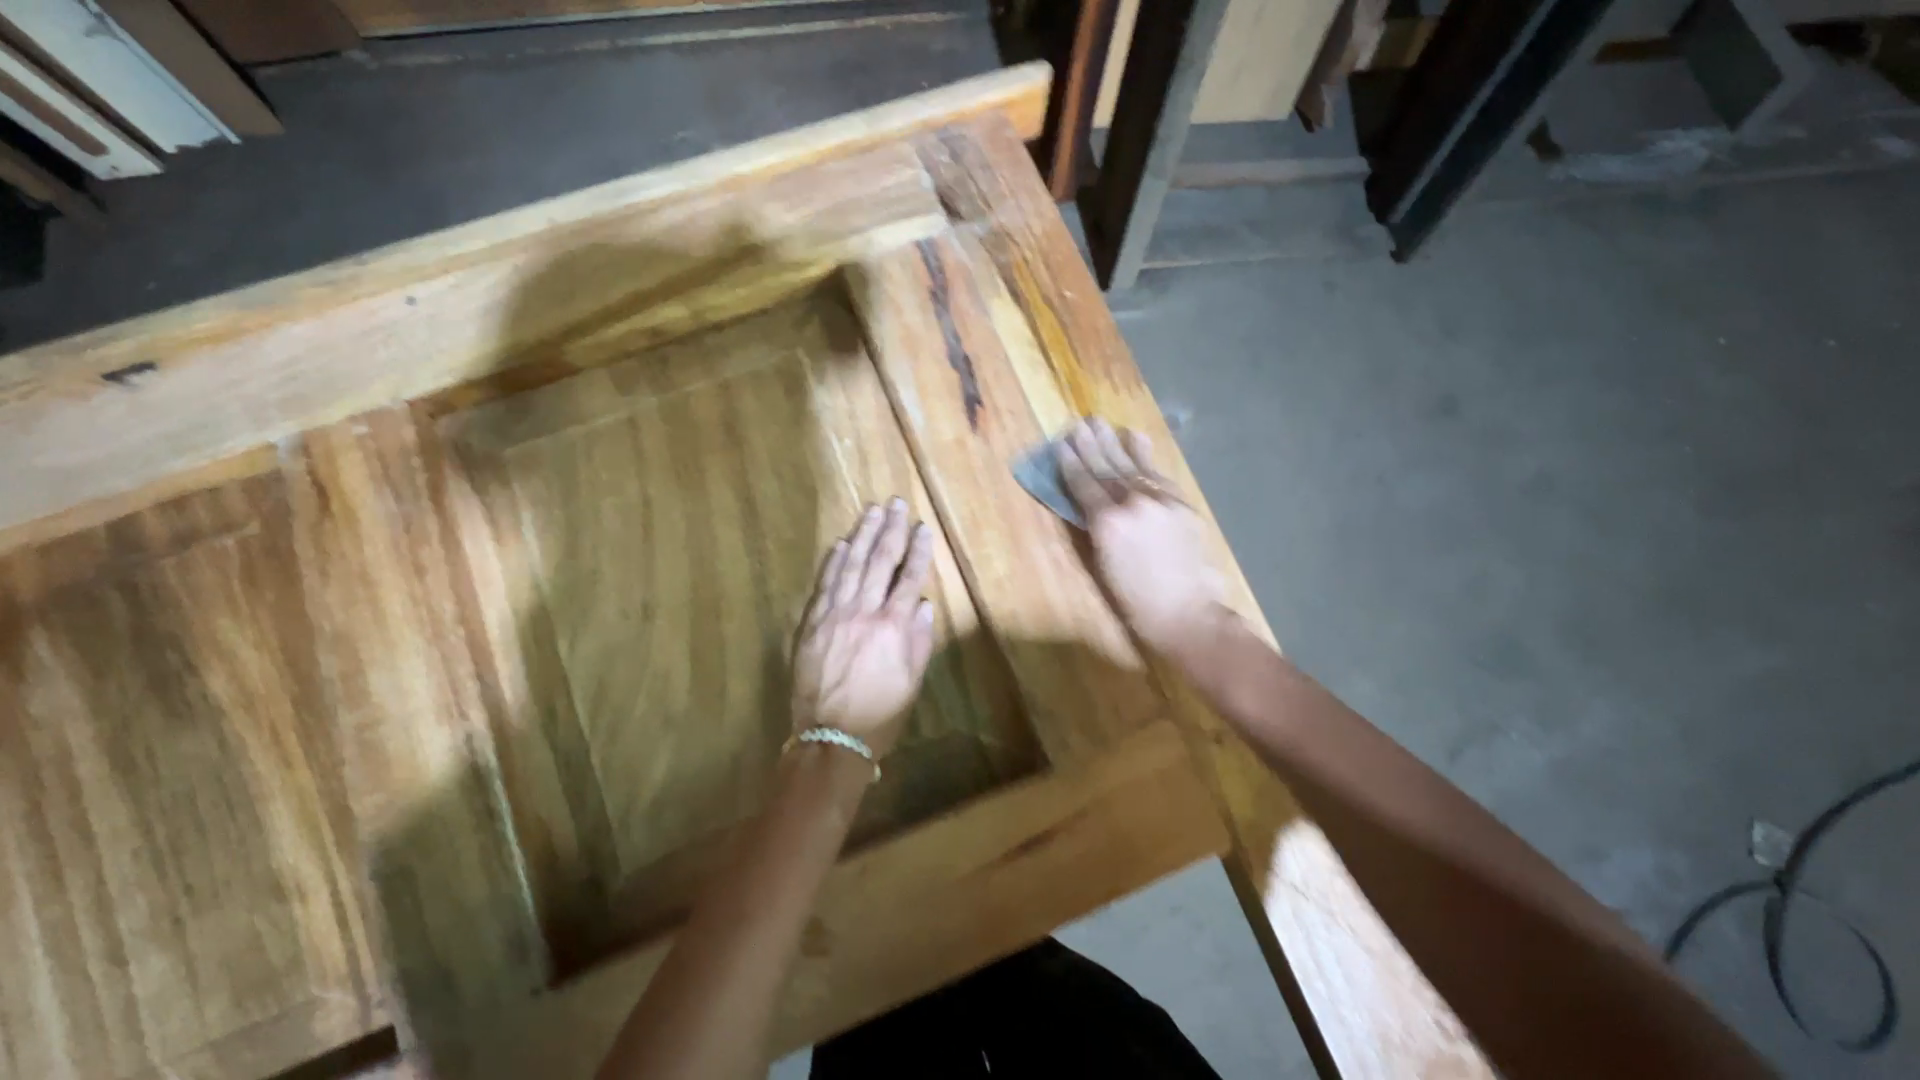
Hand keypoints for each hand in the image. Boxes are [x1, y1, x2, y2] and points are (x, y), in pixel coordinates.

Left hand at [791, 499, 936, 757]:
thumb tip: (924, 603)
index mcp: (894, 627)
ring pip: (850, 566)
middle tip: (897, 503)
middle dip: (890, 531)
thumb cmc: (880, 715)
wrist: (831, 737)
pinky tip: (840, 544)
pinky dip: (832, 562)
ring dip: (861, 536)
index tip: (922, 528)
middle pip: (879, 562)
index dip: (917, 551)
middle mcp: (865, 612)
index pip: (909, 578)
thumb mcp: (911, 682)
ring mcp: (834, 615)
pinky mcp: (811, 624)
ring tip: (872, 512)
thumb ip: (919, 641)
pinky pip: (824, 585)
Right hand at [1057, 418, 1226, 658]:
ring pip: (1133, 465)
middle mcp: (1133, 502)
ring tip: (1101, 423)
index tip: (1062, 443)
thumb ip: (1096, 528)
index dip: (1071, 463)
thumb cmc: (1136, 602)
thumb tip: (1089, 505)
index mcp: (1107, 522)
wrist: (1188, 613)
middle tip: (1080, 423)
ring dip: (1115, 443)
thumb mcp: (1103, 566)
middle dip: (1091, 445)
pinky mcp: (1182, 504)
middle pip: (1107, 468)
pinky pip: (1158, 474)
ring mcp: (1161, 500)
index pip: (1084, 484)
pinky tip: (1137, 439)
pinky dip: (1145, 456)